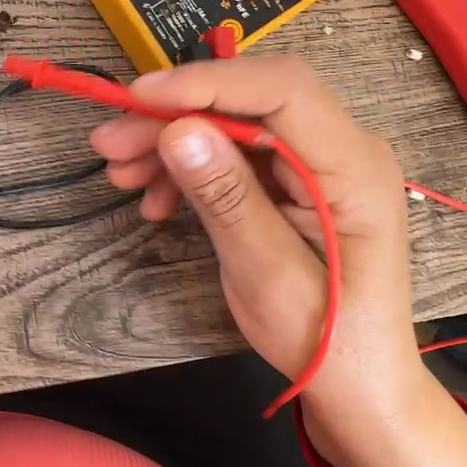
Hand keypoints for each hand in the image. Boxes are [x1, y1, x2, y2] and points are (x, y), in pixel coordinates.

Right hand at [88, 57, 466, 466]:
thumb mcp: (267, 274)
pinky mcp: (291, 179)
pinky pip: (232, 154)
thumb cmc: (324, 338)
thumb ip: (227, 198)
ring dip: (171, 141)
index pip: (283, 91)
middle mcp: (340, 148)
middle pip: (250, 100)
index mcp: (354, 167)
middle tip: (109, 142)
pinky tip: (154, 200)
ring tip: (119, 173)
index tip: (139, 98)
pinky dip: (186, 168)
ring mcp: (315, 162)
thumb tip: (177, 131)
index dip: (208, 84)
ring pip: (232, 124)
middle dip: (176, 113)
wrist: (357, 383)